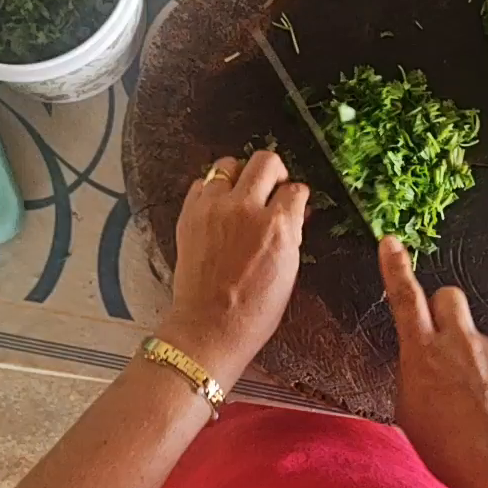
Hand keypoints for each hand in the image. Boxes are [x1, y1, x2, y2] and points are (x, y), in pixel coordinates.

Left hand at [157, 151, 308, 388]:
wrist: (210, 326)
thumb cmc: (254, 310)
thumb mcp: (289, 271)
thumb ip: (293, 234)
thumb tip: (297, 211)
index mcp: (277, 226)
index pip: (295, 189)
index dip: (297, 196)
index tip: (294, 201)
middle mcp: (245, 209)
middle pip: (266, 161)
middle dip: (275, 171)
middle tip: (273, 186)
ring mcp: (213, 209)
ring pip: (229, 164)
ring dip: (240, 175)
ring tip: (243, 193)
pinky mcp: (190, 215)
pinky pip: (201, 183)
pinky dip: (212, 189)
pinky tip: (219, 206)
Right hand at [379, 236, 487, 487]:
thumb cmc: (450, 451)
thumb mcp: (410, 412)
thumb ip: (413, 373)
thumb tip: (421, 359)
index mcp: (422, 355)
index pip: (405, 299)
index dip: (395, 268)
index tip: (390, 243)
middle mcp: (458, 343)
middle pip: (447, 295)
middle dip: (440, 309)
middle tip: (439, 339)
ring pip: (473, 334)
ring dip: (468, 354)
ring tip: (471, 400)